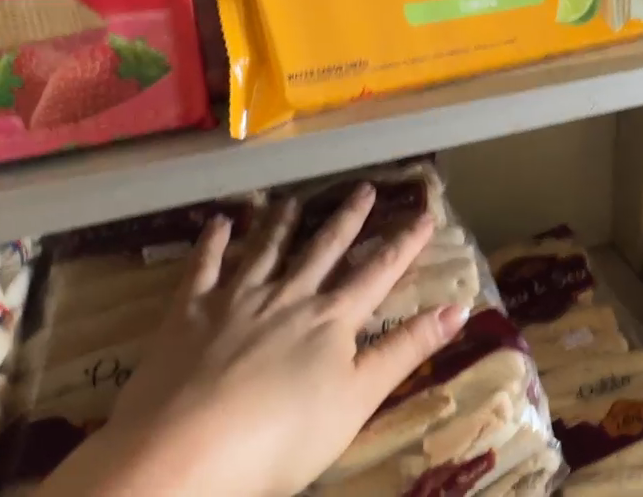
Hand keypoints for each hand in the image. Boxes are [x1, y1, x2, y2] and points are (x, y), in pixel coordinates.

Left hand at [39, 184, 466, 496]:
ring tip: (293, 199)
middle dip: (348, 219)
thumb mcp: (358, 400)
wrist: (184, 454)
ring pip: (266, 251)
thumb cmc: (282, 438)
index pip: (378, 273)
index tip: (426, 214)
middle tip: (364, 188)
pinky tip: (221, 223)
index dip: (405, 243)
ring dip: (282, 223)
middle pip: (324, 250)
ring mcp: (235, 301)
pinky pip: (203, 269)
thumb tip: (458, 308)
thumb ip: (406, 350)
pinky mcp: (187, 315)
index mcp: (331, 319)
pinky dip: (213, 244)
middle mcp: (288, 297)